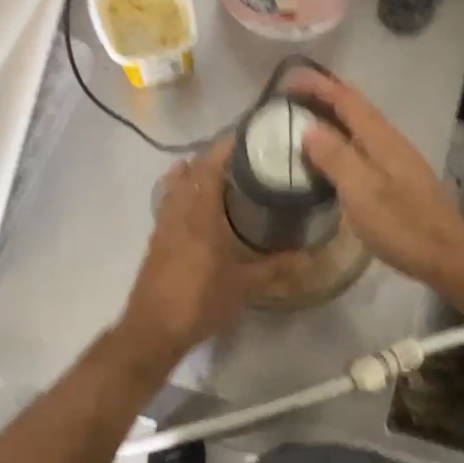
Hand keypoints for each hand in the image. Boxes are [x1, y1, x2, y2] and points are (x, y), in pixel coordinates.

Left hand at [118, 138, 295, 366]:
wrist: (154, 328)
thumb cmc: (200, 301)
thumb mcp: (244, 285)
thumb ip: (276, 268)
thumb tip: (310, 255)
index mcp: (200, 213)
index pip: (210, 165)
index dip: (226, 146)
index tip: (248, 134)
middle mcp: (179, 210)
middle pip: (191, 170)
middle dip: (213, 156)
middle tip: (242, 154)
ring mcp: (163, 224)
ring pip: (176, 185)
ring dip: (194, 172)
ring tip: (220, 171)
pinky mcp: (156, 239)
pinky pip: (169, 202)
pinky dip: (183, 191)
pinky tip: (198, 204)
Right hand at [287, 69, 463, 286]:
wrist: (449, 257)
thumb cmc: (403, 226)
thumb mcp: (362, 193)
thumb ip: (336, 158)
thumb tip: (310, 128)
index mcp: (381, 140)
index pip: (348, 100)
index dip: (320, 85)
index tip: (290, 77)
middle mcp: (392, 142)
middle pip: (358, 108)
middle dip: (328, 95)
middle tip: (295, 94)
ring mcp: (400, 161)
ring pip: (363, 127)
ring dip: (337, 117)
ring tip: (309, 118)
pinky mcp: (402, 180)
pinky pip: (367, 146)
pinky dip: (346, 140)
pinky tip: (337, 156)